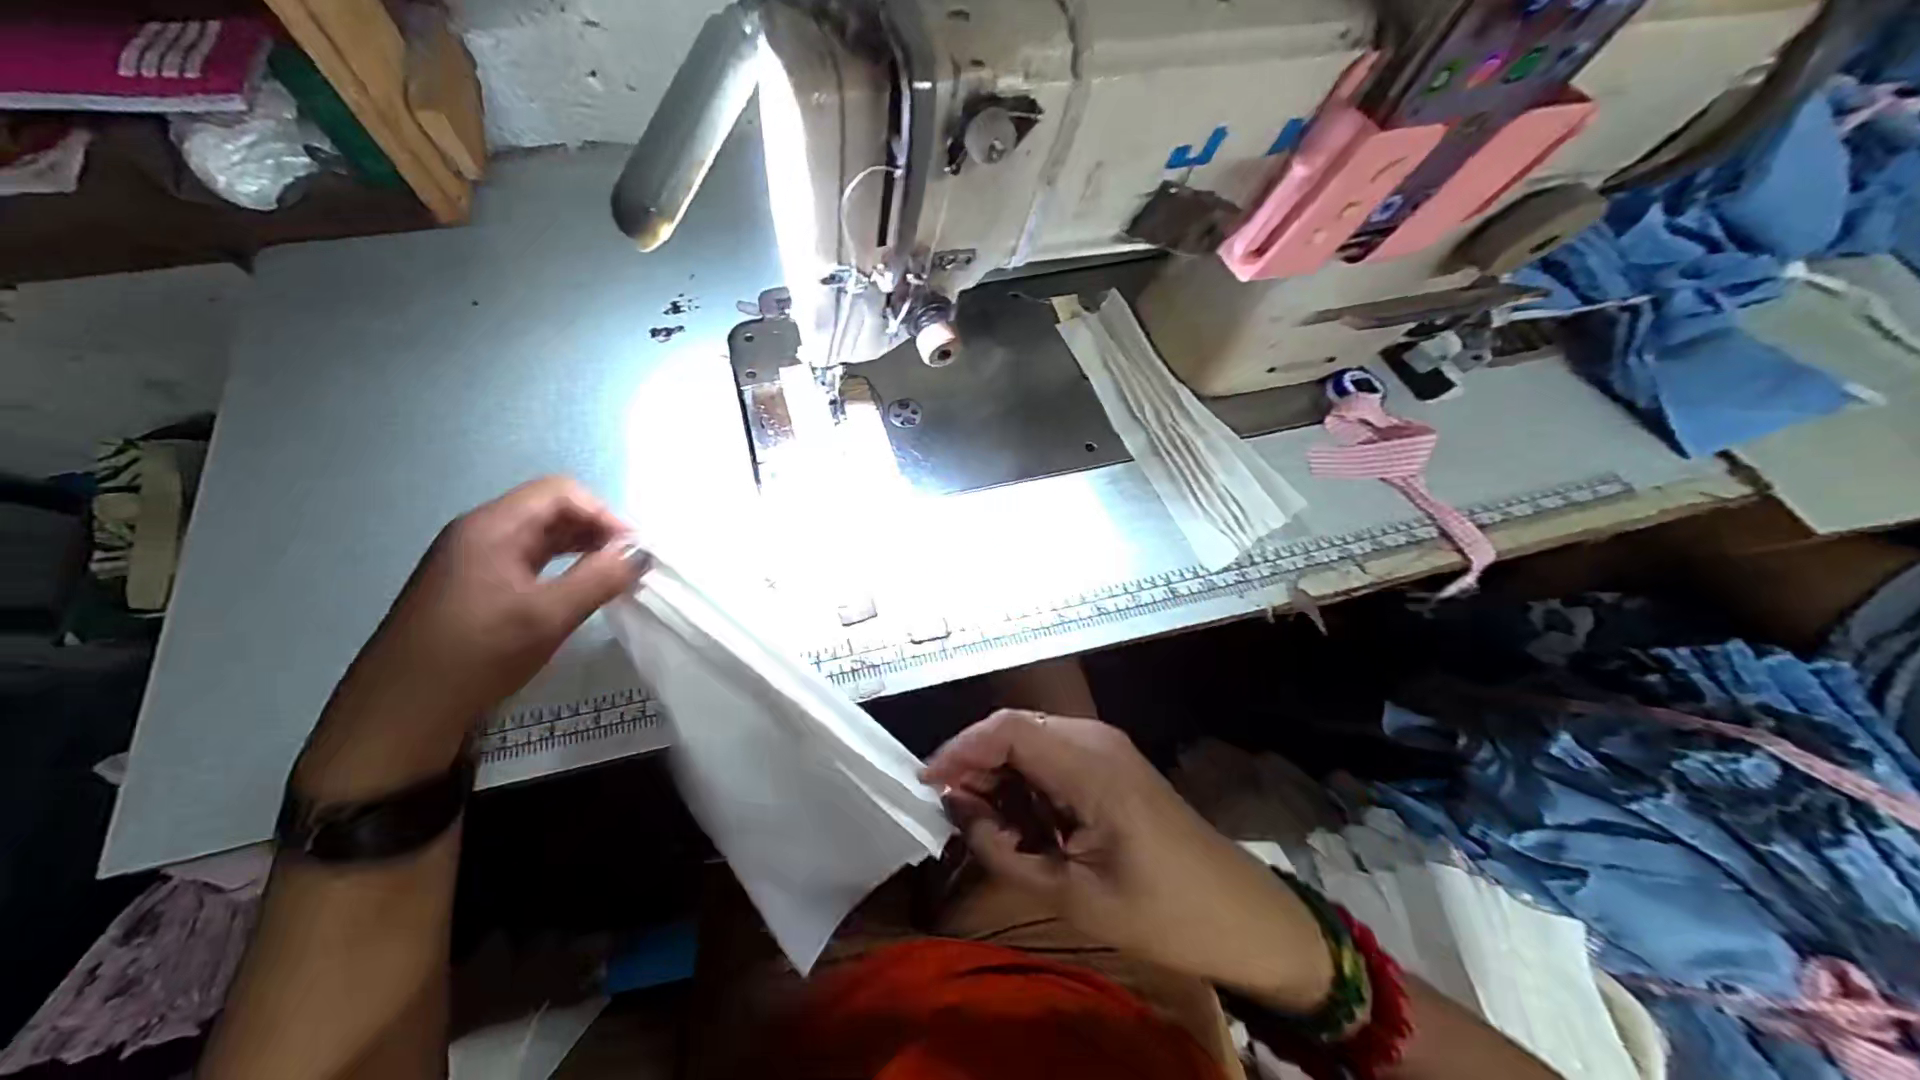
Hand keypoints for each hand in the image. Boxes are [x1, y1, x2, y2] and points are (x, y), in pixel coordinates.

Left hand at [294, 476, 645, 800]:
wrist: (400, 711)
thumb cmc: (477, 655)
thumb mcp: (548, 616)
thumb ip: (599, 578)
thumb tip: (640, 553)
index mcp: (493, 527)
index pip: (561, 493)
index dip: (604, 514)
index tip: (632, 551)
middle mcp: (480, 532)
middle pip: (550, 510)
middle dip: (596, 531)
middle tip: (628, 565)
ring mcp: (472, 559)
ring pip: (540, 536)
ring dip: (581, 549)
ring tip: (611, 578)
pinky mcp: (472, 584)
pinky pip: (526, 559)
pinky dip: (560, 567)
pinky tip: (576, 592)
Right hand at [925, 710, 1334, 1010]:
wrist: (1241, 912)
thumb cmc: (1163, 912)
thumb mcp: (1072, 893)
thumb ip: (1004, 848)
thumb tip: (957, 809)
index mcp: (1089, 764)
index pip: (1005, 729)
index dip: (958, 750)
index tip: (925, 786)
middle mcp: (1094, 738)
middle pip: (1013, 727)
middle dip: (974, 763)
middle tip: (951, 813)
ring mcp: (1105, 746)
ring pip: (1029, 739)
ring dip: (998, 774)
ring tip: (984, 824)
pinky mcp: (1110, 761)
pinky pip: (1051, 754)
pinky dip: (1024, 780)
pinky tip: (1021, 820)